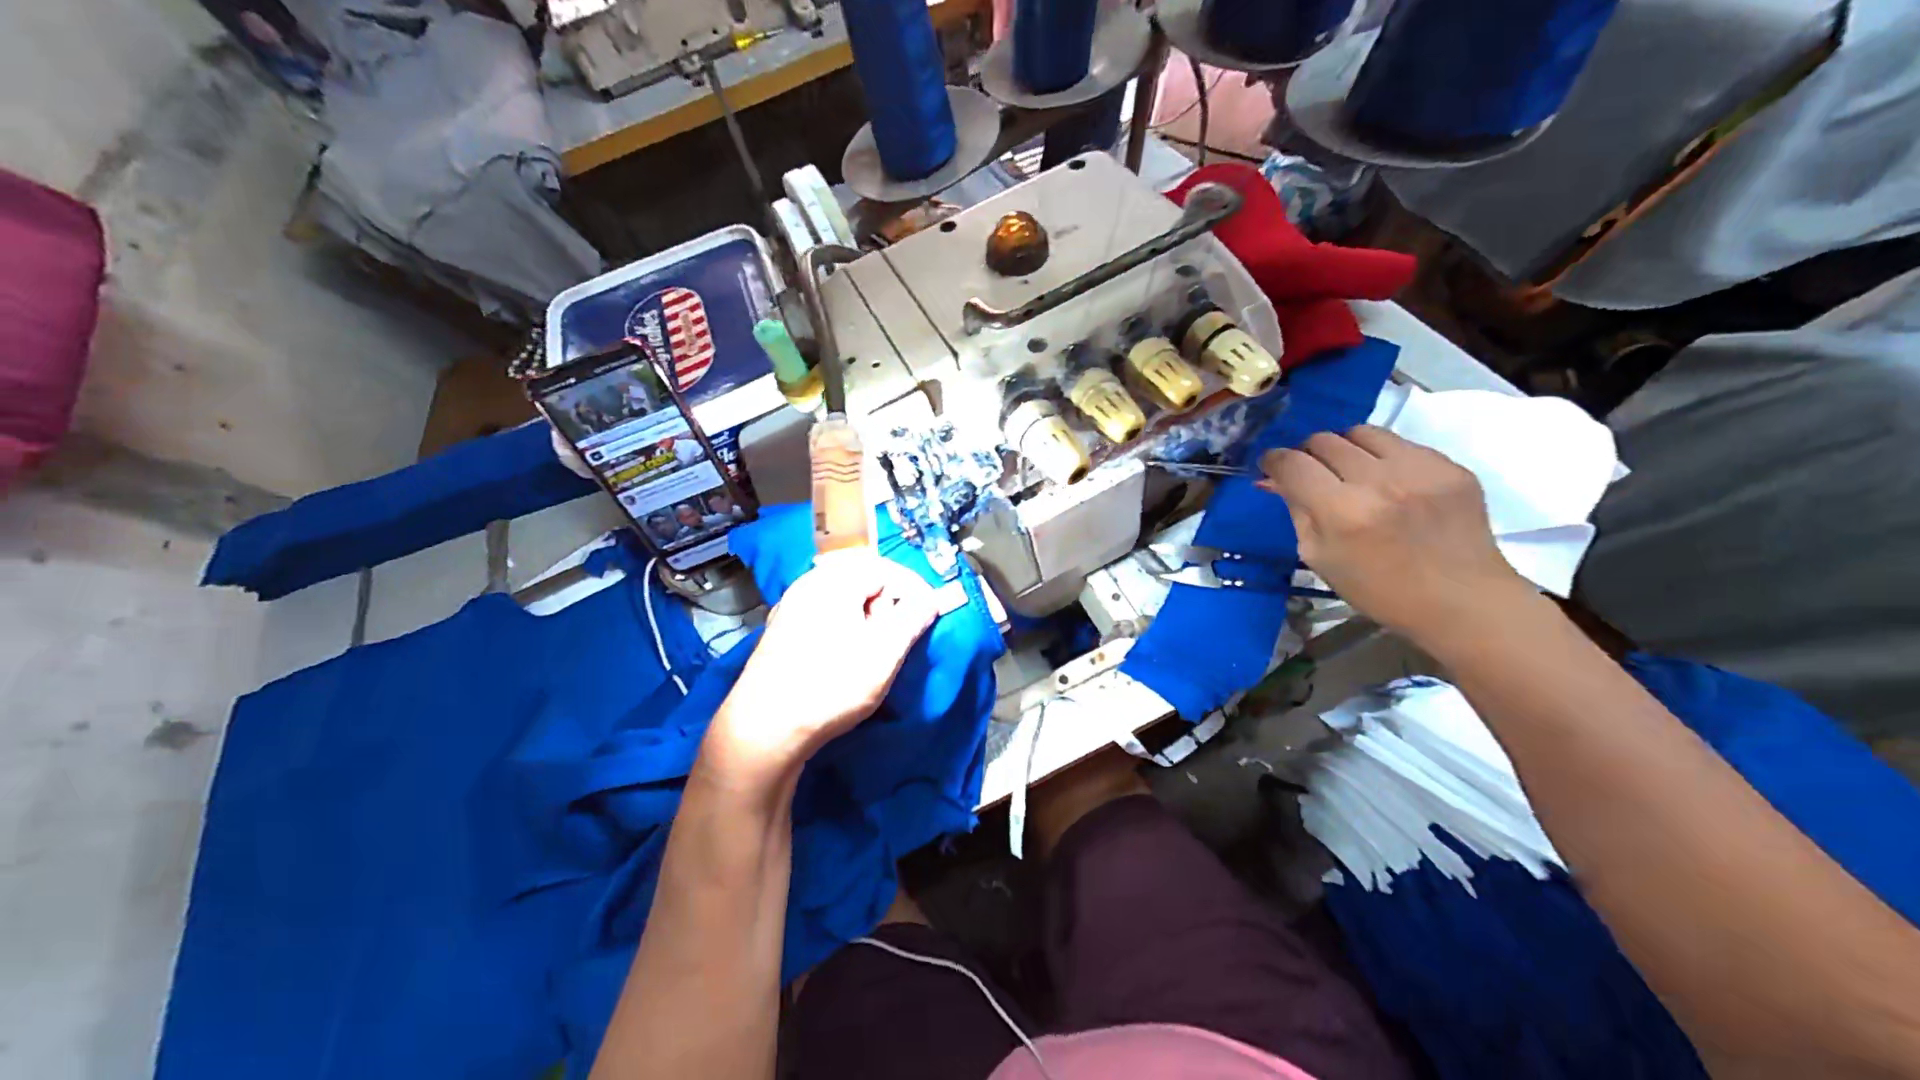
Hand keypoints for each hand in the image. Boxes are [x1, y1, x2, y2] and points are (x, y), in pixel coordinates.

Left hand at [703, 552, 938, 787]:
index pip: (885, 568)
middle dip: (888, 602)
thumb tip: (928, 600)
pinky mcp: (779, 635)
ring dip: (866, 617)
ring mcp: (789, 609)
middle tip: (902, 632)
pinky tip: (846, 657)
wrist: (763, 728)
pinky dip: (843, 628)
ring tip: (878, 648)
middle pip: (860, 579)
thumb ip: (912, 619)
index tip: (930, 613)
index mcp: (834, 581)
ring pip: (840, 600)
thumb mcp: (885, 652)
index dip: (912, 588)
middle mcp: (807, 585)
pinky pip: (822, 617)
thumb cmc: (832, 685)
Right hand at [1259, 425, 1534, 644]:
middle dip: (1308, 454)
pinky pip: (1401, 444)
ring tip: (1351, 471)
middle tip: (1312, 473)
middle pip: (1324, 441)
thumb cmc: (1379, 590)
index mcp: (1342, 512)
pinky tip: (1391, 483)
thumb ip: (1297, 510)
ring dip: (1345, 448)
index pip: (1293, 463)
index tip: (1272, 466)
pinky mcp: (1449, 466)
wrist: (1461, 601)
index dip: (1274, 460)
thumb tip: (1274, 479)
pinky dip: (1384, 458)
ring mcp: (1419, 470)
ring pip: (1362, 432)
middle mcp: (1379, 482)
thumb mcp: (1320, 557)